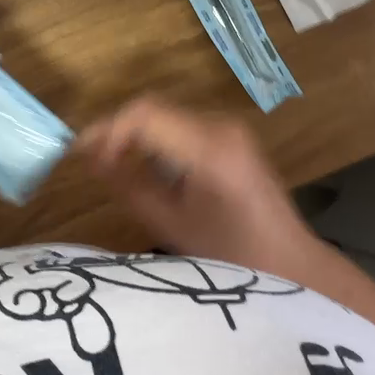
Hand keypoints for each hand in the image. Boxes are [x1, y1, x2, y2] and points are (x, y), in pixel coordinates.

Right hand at [77, 97, 316, 274]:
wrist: (293, 265)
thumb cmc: (232, 257)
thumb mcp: (172, 225)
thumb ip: (129, 186)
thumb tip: (90, 157)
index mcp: (209, 148)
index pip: (145, 114)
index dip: (107, 129)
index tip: (81, 153)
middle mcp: (219, 125)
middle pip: (152, 109)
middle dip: (117, 130)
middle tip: (90, 159)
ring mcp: (227, 126)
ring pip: (163, 113)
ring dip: (134, 134)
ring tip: (112, 164)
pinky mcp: (229, 133)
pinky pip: (178, 123)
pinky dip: (154, 138)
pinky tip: (144, 165)